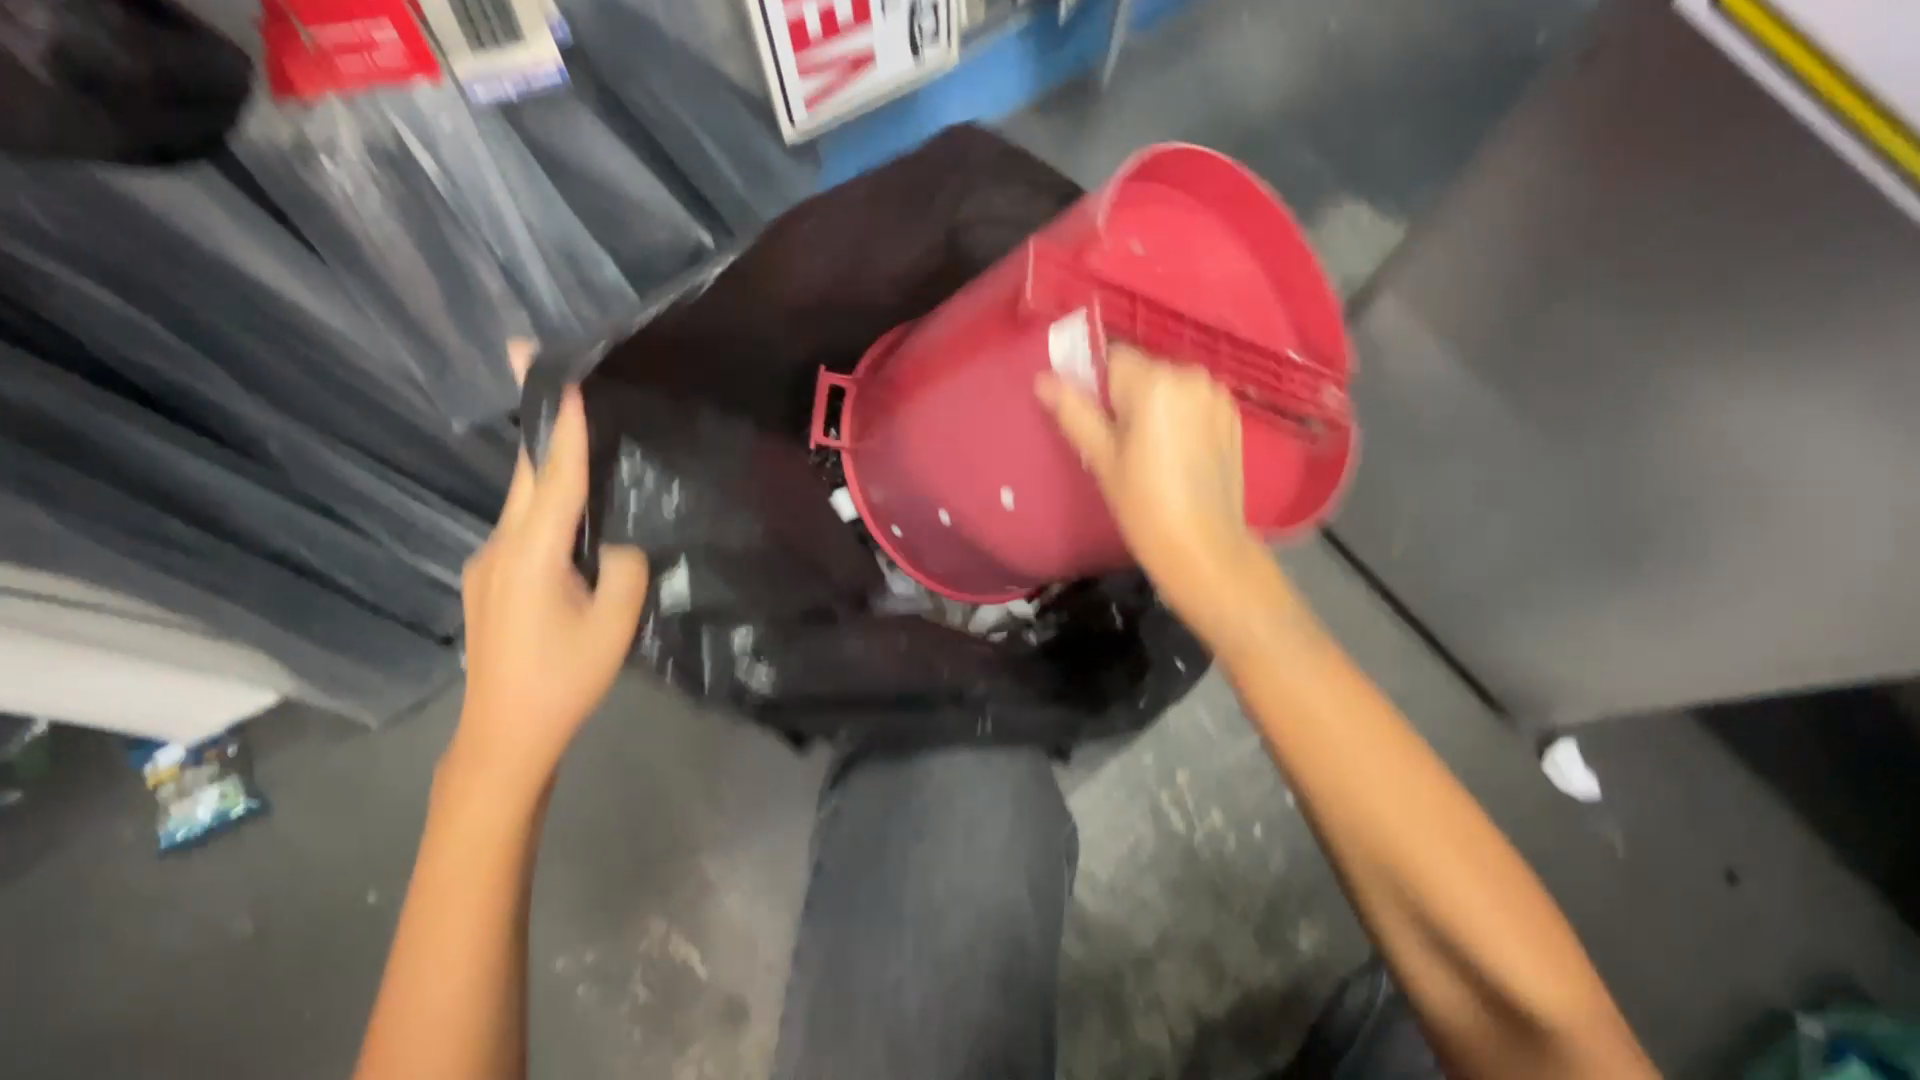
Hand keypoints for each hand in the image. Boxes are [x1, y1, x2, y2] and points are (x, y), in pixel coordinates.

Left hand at [453, 388, 648, 785]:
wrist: (504, 736)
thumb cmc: (563, 680)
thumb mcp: (615, 625)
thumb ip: (624, 569)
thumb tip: (616, 544)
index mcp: (531, 553)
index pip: (553, 475)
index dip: (563, 424)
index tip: (556, 372)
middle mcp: (499, 547)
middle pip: (525, 477)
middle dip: (540, 426)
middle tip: (539, 369)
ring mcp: (486, 566)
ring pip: (522, 507)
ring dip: (548, 475)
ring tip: (577, 449)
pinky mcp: (487, 585)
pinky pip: (520, 534)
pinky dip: (544, 515)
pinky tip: (569, 531)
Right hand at [1037, 345, 1274, 640]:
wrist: (1204, 548)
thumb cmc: (1144, 505)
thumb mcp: (1101, 458)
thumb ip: (1073, 411)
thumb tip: (1042, 380)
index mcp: (1154, 382)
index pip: (1112, 358)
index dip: (1097, 387)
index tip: (1097, 424)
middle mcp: (1191, 375)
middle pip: (1142, 370)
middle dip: (1126, 398)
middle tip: (1120, 446)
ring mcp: (1216, 395)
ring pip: (1168, 387)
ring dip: (1154, 407)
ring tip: (1150, 453)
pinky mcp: (1232, 415)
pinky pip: (1193, 402)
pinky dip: (1181, 418)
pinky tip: (1177, 455)